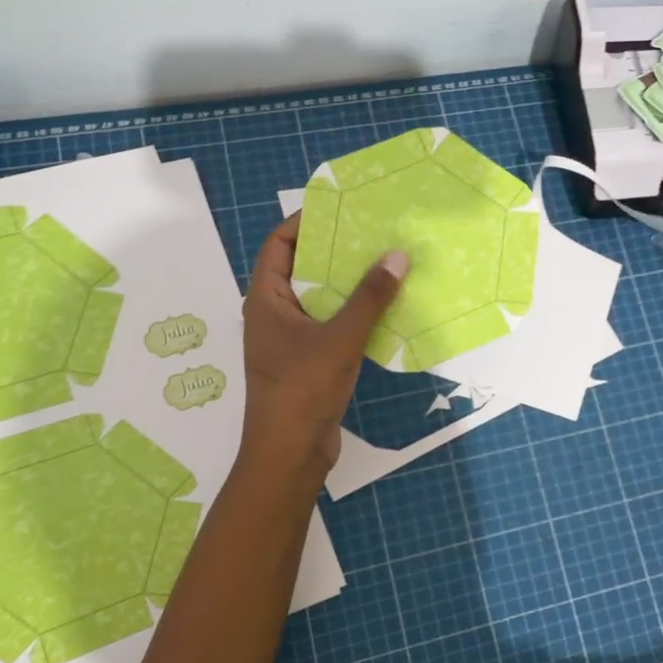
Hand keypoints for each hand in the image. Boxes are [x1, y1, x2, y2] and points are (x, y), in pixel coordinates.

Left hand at [241, 215, 406, 468]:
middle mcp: (274, 315)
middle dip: (336, 251)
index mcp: (266, 300)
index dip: (304, 222)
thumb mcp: (339, 338)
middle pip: (302, 269)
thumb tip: (396, 255)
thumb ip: (369, 297)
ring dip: (349, 286)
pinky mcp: (309, 363)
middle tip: (374, 234)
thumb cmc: (302, 390)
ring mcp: (291, 341)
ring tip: (387, 266)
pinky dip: (354, 316)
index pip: (278, 245)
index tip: (340, 209)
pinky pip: (332, 327)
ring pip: (321, 300)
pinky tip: (386, 311)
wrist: (290, 453)